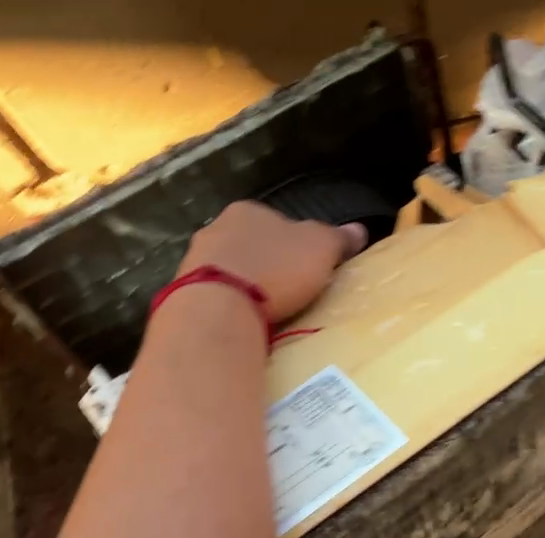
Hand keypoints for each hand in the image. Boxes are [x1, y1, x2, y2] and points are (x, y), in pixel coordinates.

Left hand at [177, 202, 366, 321]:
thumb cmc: (276, 268)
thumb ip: (338, 238)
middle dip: (269, 264)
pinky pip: (216, 293)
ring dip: (247, 284)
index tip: (308, 268)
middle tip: (289, 290)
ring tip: (266, 309)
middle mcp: (218, 226)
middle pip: (252, 244)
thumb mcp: (320, 249)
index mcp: (250, 211)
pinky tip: (244, 319)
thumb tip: (359, 229)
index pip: (278, 223)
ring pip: (231, 268)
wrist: (221, 302)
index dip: (296, 245)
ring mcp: (197, 257)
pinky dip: (231, 303)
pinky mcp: (186, 288)